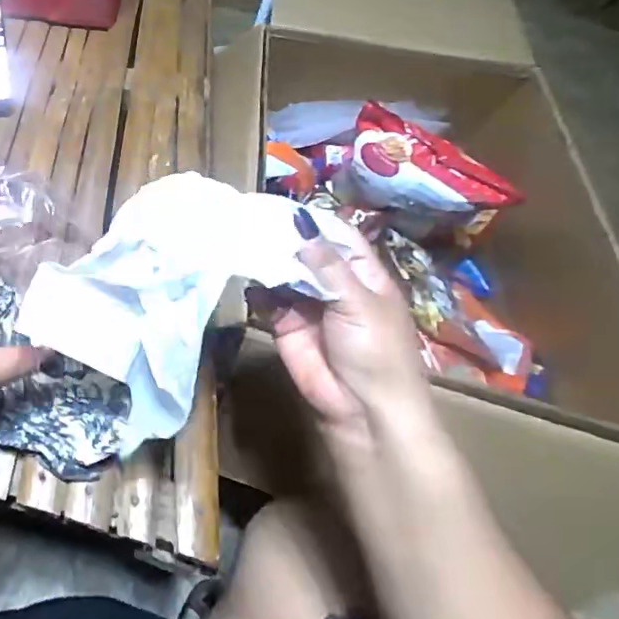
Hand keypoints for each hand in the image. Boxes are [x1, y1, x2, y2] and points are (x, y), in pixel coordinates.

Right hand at [250, 213, 430, 452]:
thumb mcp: (358, 303)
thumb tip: (302, 225)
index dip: (315, 221)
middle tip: (252, 215)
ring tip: (242, 236)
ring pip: (284, 272)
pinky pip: (268, 297)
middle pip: (307, 251)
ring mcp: (308, 304)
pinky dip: (256, 284)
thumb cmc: (377, 354)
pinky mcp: (285, 324)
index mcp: (364, 276)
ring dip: (266, 257)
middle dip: (284, 236)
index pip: (339, 237)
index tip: (284, 205)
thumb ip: (327, 266)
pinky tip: (242, 268)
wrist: (363, 413)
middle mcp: (335, 284)